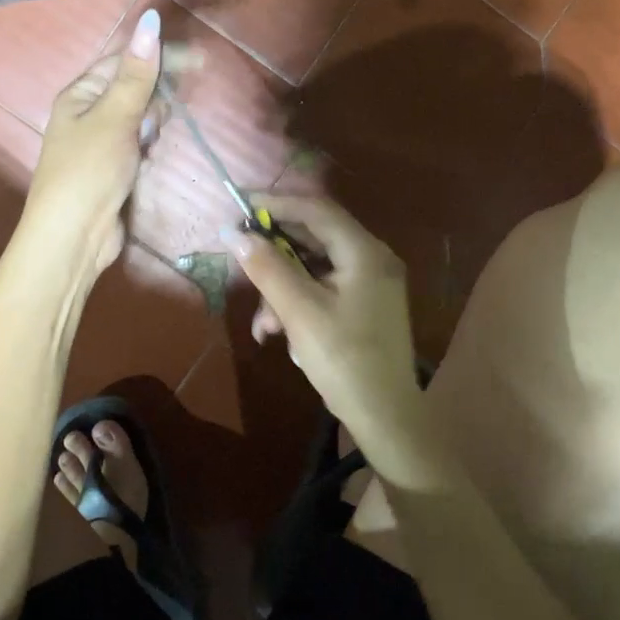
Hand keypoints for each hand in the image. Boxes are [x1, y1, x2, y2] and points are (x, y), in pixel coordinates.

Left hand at [26, 7, 163, 269]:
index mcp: (80, 94)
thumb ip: (137, 74)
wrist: (73, 237)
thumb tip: (151, 21)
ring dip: (152, 124)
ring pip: (140, 117)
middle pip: (133, 88)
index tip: (198, 61)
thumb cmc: (89, 170)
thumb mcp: (115, 117)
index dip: (157, 57)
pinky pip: (139, 143)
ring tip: (150, 142)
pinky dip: (149, 145)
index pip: (123, 60)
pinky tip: (151, 156)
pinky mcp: (115, 168)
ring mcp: (101, 143)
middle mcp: (88, 113)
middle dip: (154, 97)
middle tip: (156, 120)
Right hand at [226, 194, 423, 438]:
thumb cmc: (344, 359)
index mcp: (365, 252)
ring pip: (314, 267)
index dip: (276, 203)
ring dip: (283, 289)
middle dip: (275, 256)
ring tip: (264, 326)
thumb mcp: (299, 312)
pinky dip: (299, 303)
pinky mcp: (364, 305)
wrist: (386, 416)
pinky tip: (281, 334)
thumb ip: (267, 268)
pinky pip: (324, 288)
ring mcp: (371, 283)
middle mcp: (372, 259)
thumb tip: (234, 233)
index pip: (316, 210)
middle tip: (243, 264)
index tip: (239, 205)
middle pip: (314, 237)